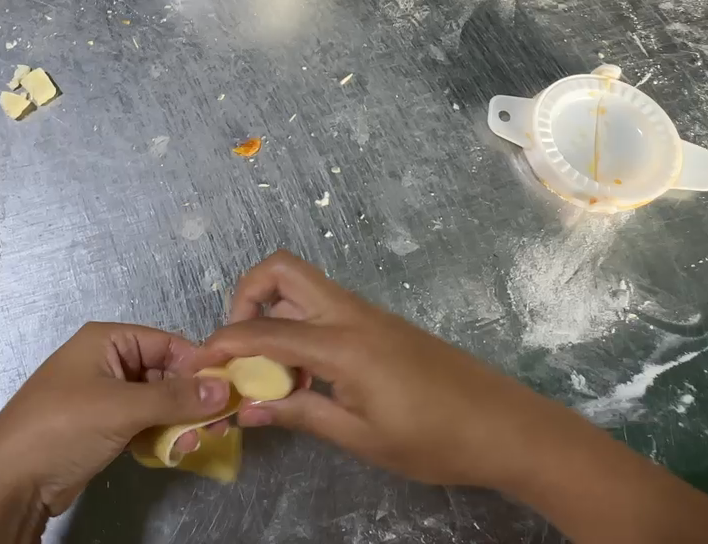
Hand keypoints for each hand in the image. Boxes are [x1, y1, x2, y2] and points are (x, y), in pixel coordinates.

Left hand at [0, 323, 231, 540]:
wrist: (13, 477)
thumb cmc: (64, 425)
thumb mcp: (122, 408)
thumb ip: (174, 397)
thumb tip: (223, 388)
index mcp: (107, 340)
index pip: (166, 343)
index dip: (198, 365)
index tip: (231, 392)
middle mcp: (107, 360)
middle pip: (163, 372)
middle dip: (190, 398)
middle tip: (219, 427)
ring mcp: (104, 394)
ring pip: (156, 401)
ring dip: (177, 421)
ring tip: (194, 444)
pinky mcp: (102, 425)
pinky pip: (142, 423)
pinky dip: (159, 436)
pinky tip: (173, 453)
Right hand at [190, 250, 565, 490]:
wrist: (507, 427)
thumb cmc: (435, 440)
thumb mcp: (362, 438)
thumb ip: (300, 415)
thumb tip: (247, 410)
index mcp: (342, 344)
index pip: (266, 330)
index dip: (226, 341)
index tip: (200, 358)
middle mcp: (347, 313)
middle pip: (281, 269)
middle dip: (246, 294)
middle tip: (239, 341)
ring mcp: (363, 312)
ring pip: (300, 283)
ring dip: (271, 309)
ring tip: (269, 366)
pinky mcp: (375, 321)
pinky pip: (320, 303)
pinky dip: (296, 322)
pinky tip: (305, 372)